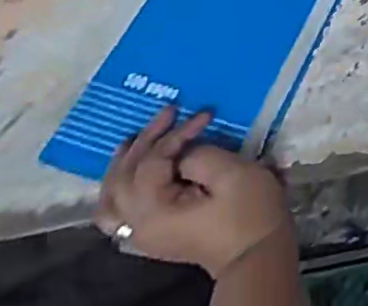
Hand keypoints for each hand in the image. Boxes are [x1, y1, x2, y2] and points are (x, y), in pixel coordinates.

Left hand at [96, 105, 293, 277]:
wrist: (256, 253)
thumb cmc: (249, 212)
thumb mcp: (235, 175)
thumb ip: (203, 156)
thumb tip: (187, 153)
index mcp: (155, 211)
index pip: (153, 162)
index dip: (177, 133)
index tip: (206, 114)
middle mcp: (137, 225)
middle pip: (123, 178)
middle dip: (144, 142)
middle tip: (167, 113)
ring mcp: (142, 233)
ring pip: (111, 199)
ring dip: (120, 167)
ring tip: (133, 141)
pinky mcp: (153, 233)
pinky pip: (119, 211)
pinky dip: (119, 189)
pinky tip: (132, 175)